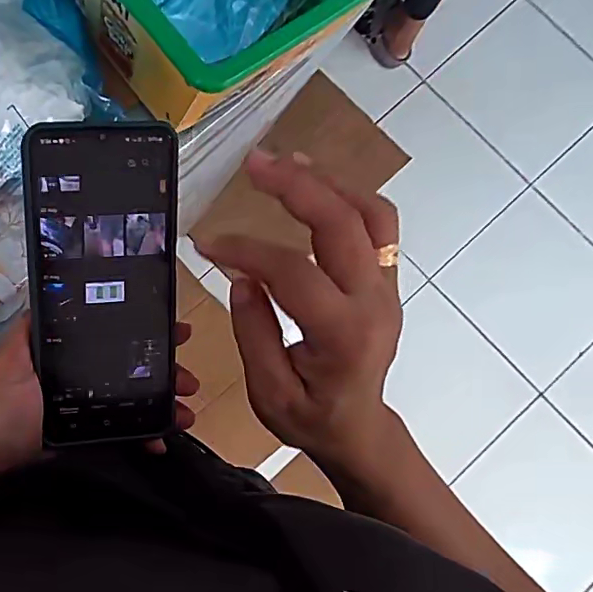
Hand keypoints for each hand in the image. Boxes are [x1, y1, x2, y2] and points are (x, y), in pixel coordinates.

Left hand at [0, 318, 200, 489]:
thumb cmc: (2, 413)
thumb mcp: (12, 364)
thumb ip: (29, 333)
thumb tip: (48, 296)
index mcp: (64, 355)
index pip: (110, 334)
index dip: (143, 331)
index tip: (174, 332)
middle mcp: (80, 376)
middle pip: (130, 366)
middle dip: (164, 371)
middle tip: (189, 379)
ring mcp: (87, 407)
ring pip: (135, 398)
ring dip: (163, 403)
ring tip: (186, 413)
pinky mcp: (90, 434)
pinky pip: (125, 430)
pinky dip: (145, 435)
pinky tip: (161, 440)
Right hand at [198, 150, 405, 481]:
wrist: (358, 429)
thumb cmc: (309, 418)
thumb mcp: (269, 394)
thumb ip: (254, 336)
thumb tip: (244, 278)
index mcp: (343, 335)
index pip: (293, 273)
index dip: (246, 250)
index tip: (206, 244)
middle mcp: (374, 302)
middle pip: (344, 223)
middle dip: (296, 186)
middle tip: (253, 163)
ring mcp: (386, 287)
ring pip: (370, 213)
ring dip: (327, 181)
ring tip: (284, 163)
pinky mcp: (385, 280)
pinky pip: (377, 224)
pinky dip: (345, 195)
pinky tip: (313, 183)